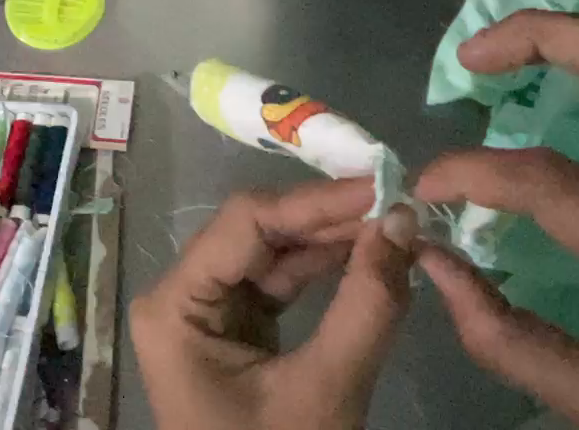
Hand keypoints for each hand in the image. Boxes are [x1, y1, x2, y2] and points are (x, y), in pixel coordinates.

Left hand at [131, 178, 420, 429]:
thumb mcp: (325, 394)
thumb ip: (365, 306)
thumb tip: (404, 222)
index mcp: (174, 303)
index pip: (245, 223)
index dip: (314, 200)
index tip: (378, 185)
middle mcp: (180, 293)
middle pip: (256, 232)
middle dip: (326, 218)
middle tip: (394, 200)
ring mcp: (205, 308)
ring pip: (270, 253)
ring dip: (330, 240)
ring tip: (390, 222)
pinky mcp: (233, 327)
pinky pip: (277, 283)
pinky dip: (322, 270)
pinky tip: (365, 253)